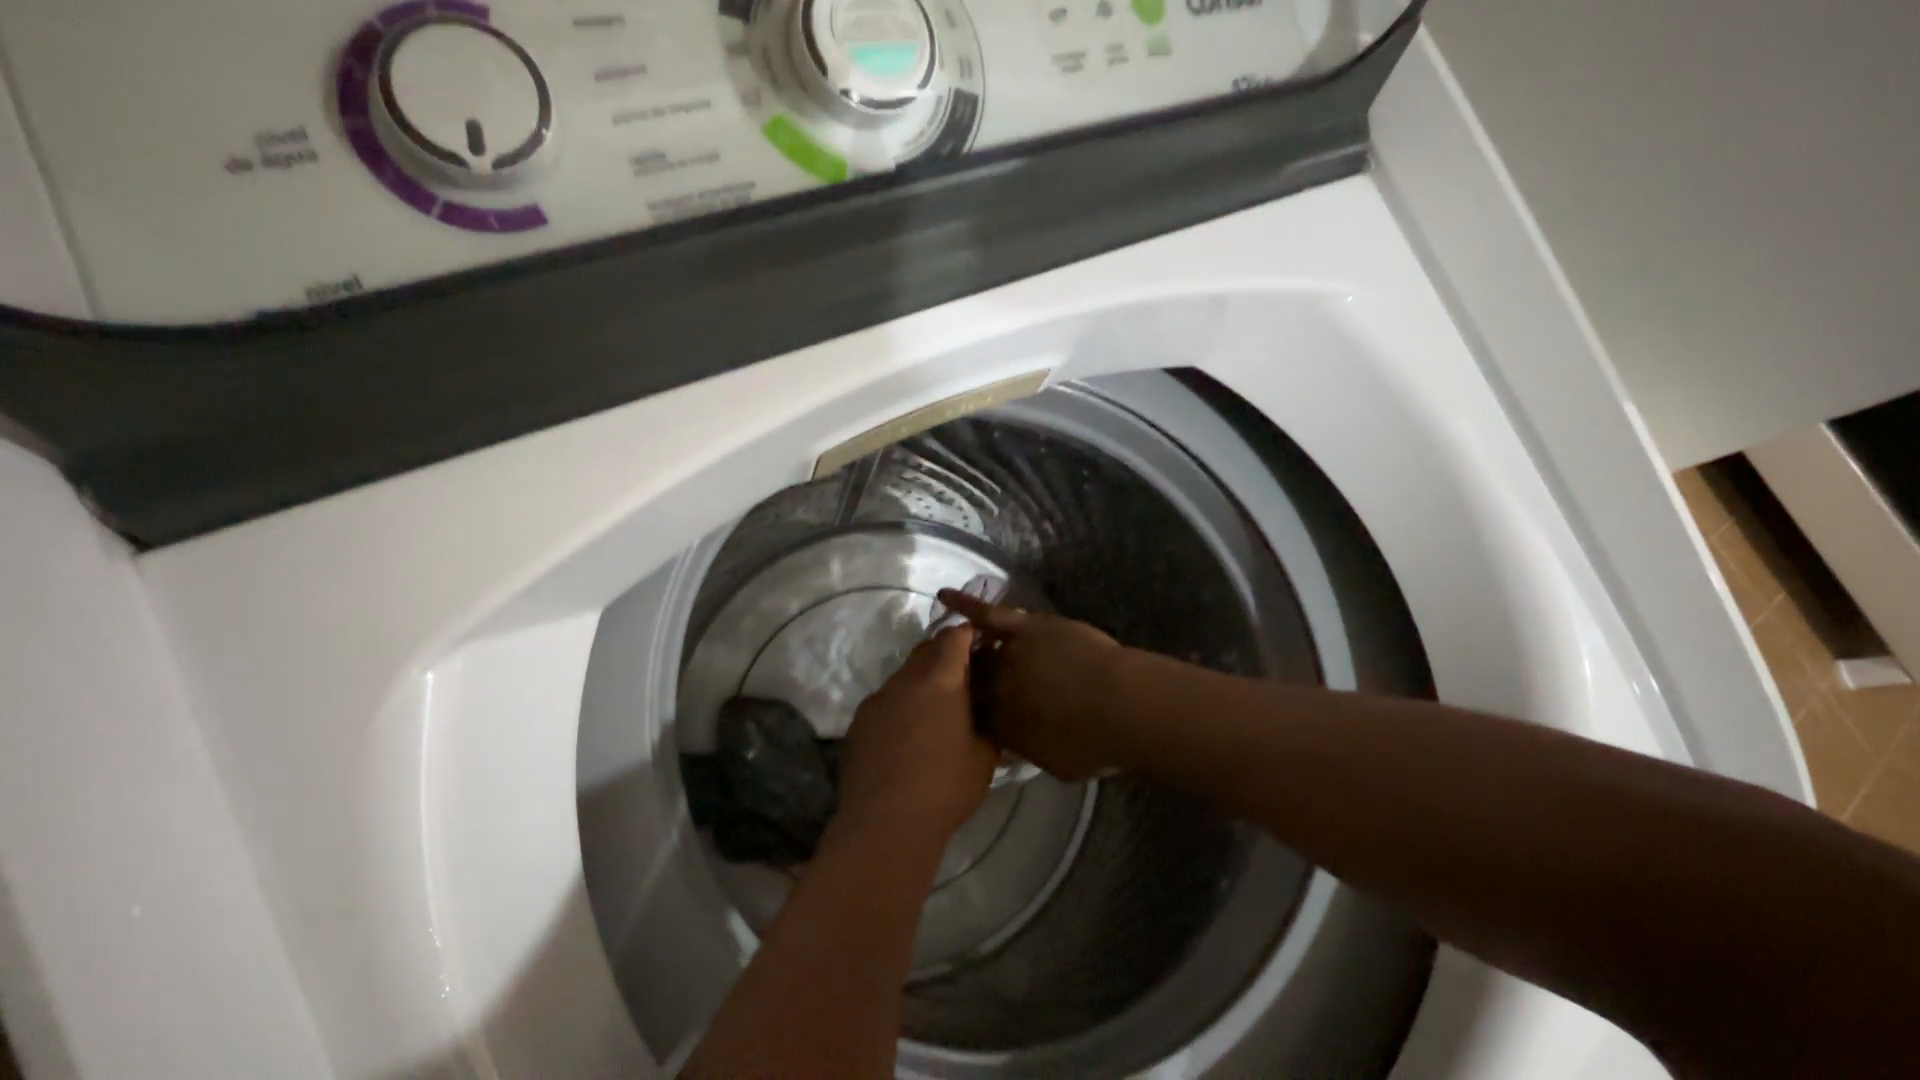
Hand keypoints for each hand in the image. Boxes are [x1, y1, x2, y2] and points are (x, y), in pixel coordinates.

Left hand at [837, 625, 998, 842]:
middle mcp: (905, 680)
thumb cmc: (945, 787)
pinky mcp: (858, 722)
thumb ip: (989, 722)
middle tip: (966, 677)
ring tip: (938, 711)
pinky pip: (886, 702)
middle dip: (946, 655)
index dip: (971, 635)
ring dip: (922, 683)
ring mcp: (877, 700)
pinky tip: (909, 736)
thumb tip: (989, 709)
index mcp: (940, 680)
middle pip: (926, 650)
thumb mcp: (985, 757)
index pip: (956, 636)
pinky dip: (901, 707)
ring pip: (904, 676)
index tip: (984, 645)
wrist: (885, 823)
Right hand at [936, 590, 1131, 780]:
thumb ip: (1031, 750)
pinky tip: (946, 596)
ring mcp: (1008, 655)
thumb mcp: (1056, 764)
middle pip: (971, 681)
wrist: (1121, 706)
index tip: (974, 711)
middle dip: (964, 680)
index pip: (975, 717)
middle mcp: (994, 690)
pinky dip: (966, 605)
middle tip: (963, 676)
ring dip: (964, 648)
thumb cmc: (1094, 744)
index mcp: (1000, 727)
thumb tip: (1020, 745)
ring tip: (952, 644)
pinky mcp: (1026, 628)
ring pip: (976, 648)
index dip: (973, 713)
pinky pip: (988, 614)